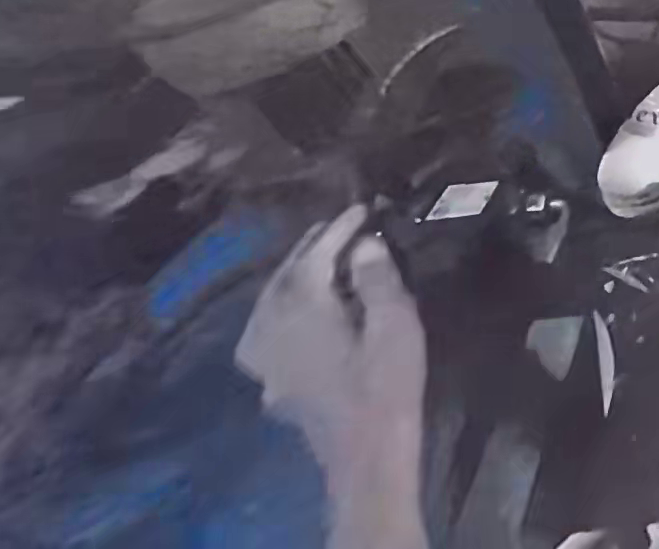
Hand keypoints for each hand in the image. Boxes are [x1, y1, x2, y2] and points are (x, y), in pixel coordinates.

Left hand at [238, 205, 427, 548]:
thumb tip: (363, 245)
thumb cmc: (387, 382)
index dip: (338, 230)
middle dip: (310, 247)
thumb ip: (377, 281)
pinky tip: (288, 309)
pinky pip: (262, 331)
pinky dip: (276, 306)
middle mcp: (274, 333)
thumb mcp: (396, 324)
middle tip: (339, 224)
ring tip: (314, 255)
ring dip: (290, 273)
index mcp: (305, 316)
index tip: (361, 207)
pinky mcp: (272, 380)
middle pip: (284, 279)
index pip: (316, 260)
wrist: (365, 450)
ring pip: (266, 304)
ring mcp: (267, 360)